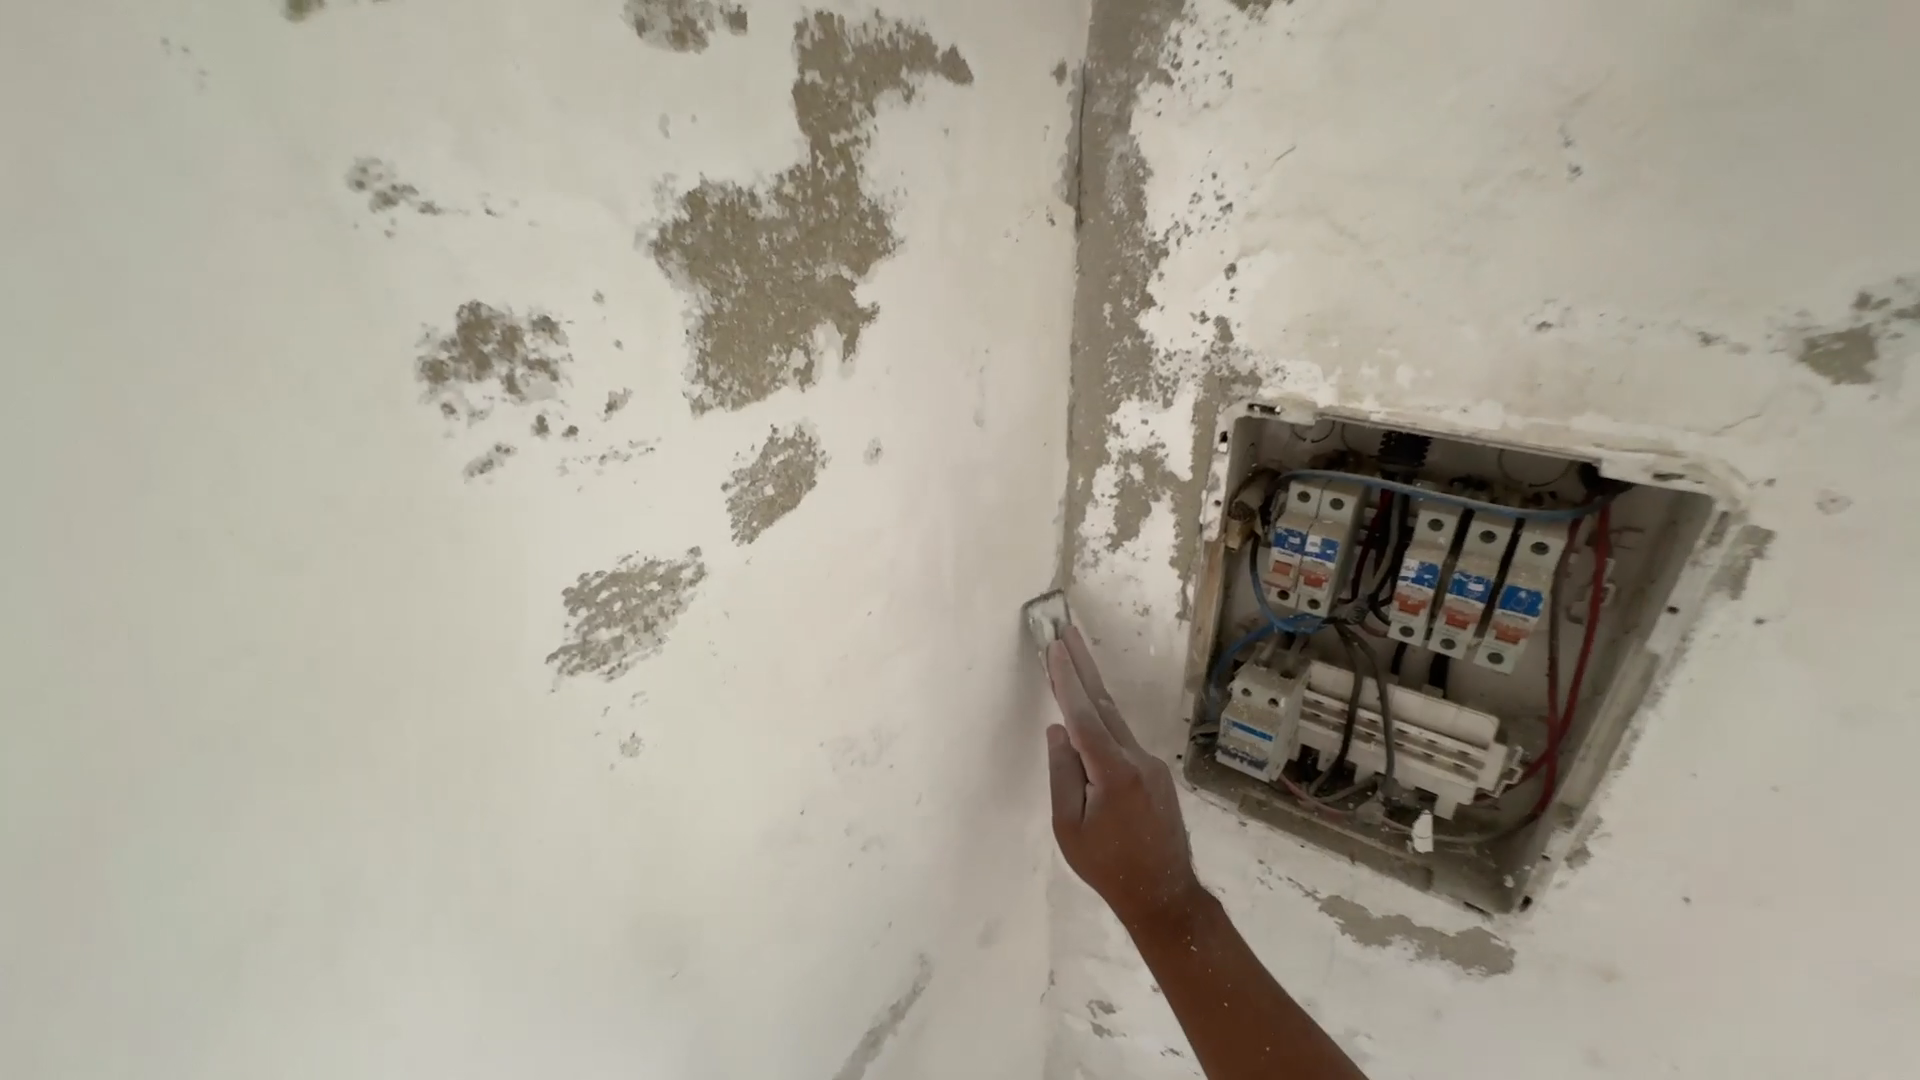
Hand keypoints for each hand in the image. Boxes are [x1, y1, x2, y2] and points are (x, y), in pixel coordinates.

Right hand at [1045, 626, 1204, 928]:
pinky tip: (1087, 716)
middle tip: (1066, 631)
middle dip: (1083, 666)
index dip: (1067, 680)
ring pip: (1114, 722)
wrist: (1165, 897)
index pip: (1084, 716)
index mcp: (1113, 771)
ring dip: (1091, 691)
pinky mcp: (1156, 775)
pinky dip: (1102, 721)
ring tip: (1072, 660)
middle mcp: (1137, 759)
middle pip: (1104, 705)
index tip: (1055, 647)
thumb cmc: (1107, 867)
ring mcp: (1151, 765)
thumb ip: (1063, 774)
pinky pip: (1122, 740)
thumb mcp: (1069, 827)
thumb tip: (1058, 731)